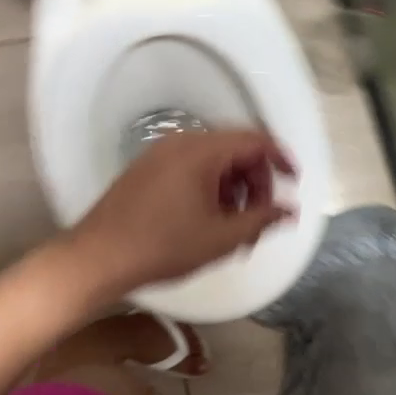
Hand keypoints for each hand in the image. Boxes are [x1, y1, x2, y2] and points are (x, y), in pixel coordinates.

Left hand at [58, 128, 295, 302]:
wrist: (101, 255)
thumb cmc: (163, 246)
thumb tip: (288, 209)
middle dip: (255, 179)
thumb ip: (261, 220)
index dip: (280, 158)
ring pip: (211, 158)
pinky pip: (189, 166)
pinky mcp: (147, 168)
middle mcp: (179, 141)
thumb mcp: (222, 238)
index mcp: (200, 150)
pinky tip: (208, 220)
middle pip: (233, 147)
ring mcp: (159, 152)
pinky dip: (208, 185)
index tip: (294, 183)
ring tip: (235, 226)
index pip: (254, 139)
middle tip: (261, 217)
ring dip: (232, 186)